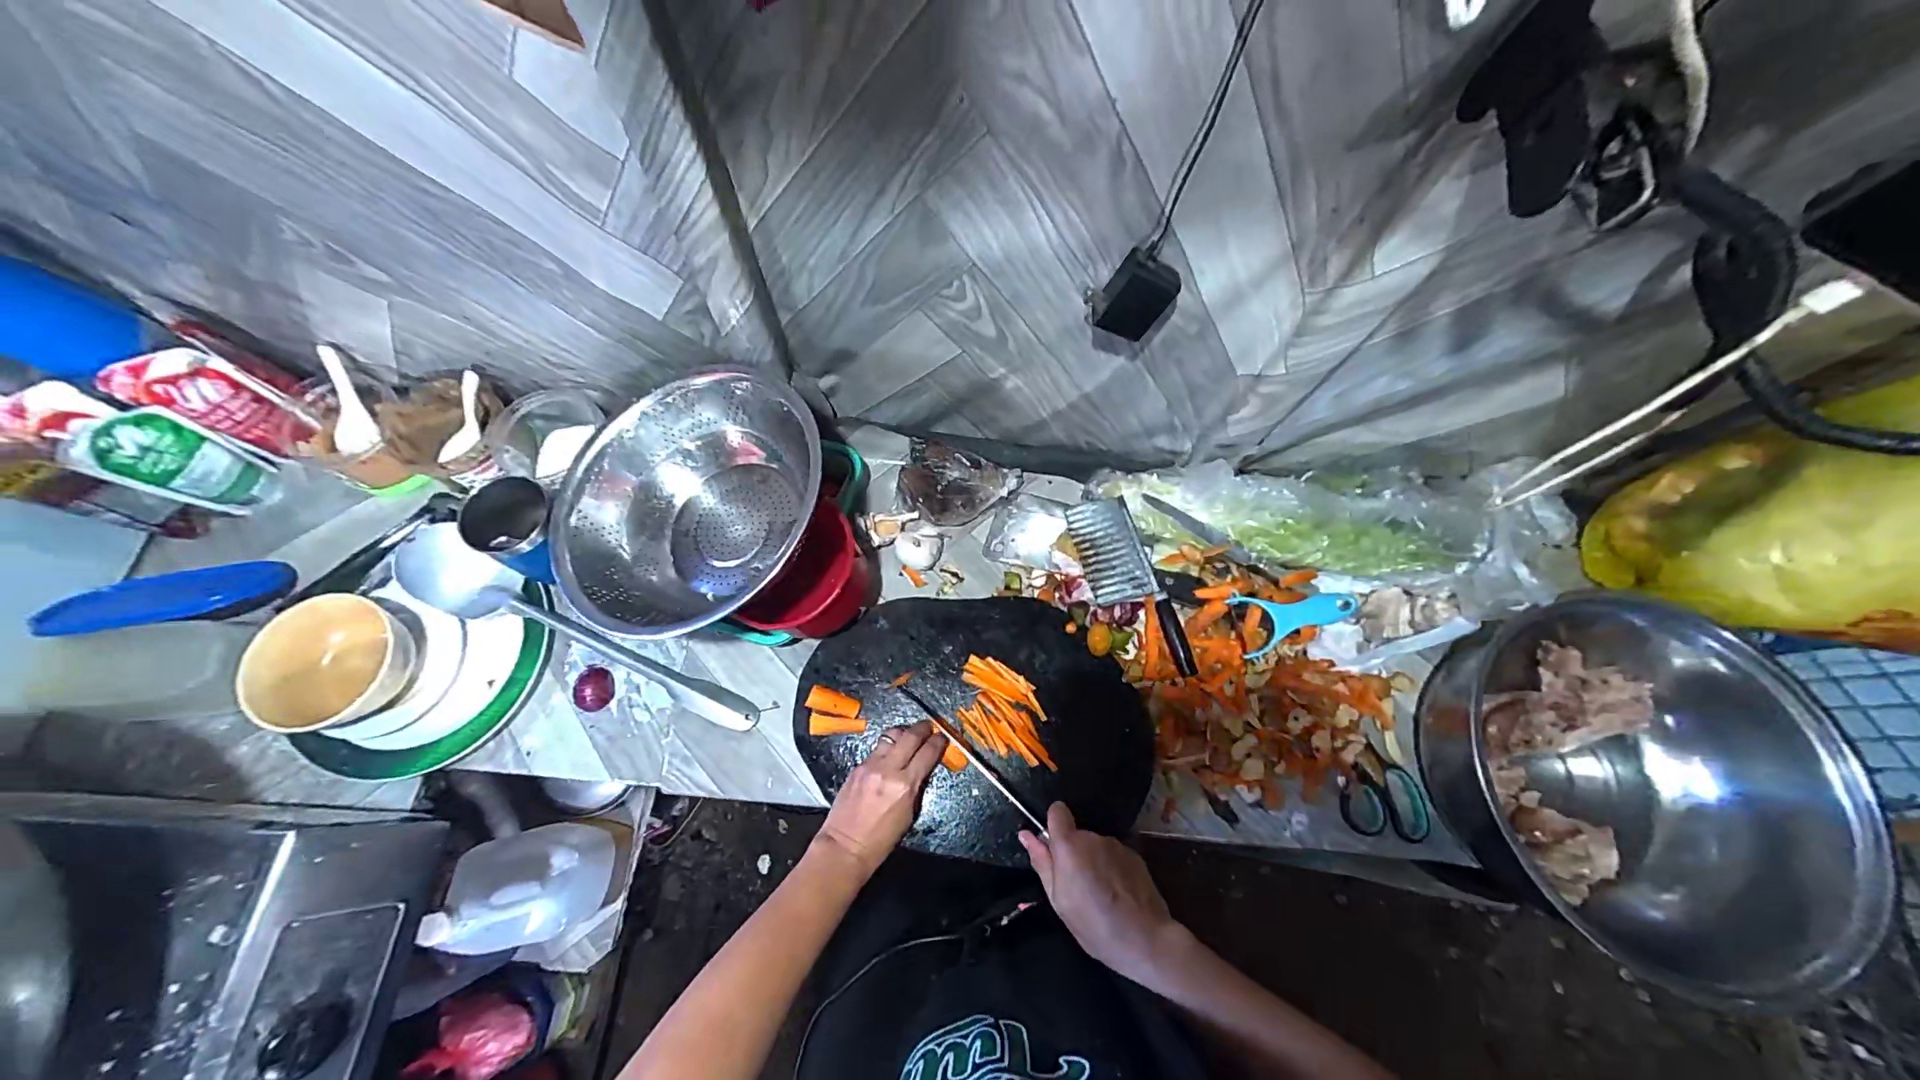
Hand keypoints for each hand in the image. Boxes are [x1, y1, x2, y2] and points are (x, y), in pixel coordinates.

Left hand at [813, 720, 945, 877]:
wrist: (846, 846)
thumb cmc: (882, 840)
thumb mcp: (910, 814)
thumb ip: (917, 787)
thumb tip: (923, 769)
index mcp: (905, 785)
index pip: (927, 753)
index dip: (938, 742)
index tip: (942, 737)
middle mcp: (888, 769)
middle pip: (910, 736)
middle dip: (922, 728)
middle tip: (928, 727)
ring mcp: (870, 766)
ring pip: (890, 736)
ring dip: (903, 732)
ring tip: (909, 734)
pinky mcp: (857, 767)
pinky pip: (876, 749)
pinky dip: (887, 746)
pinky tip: (890, 752)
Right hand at [1020, 802, 1181, 982]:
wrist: (1147, 940)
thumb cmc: (1094, 926)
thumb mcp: (1058, 901)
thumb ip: (1042, 863)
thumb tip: (1026, 835)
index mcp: (1070, 846)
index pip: (1057, 811)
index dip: (1053, 825)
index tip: (1054, 850)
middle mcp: (1094, 837)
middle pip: (1076, 835)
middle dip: (1073, 854)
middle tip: (1077, 888)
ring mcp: (1117, 845)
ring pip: (1096, 847)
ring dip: (1094, 862)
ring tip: (1101, 895)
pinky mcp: (1136, 856)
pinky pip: (1114, 856)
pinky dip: (1112, 869)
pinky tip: (1119, 895)